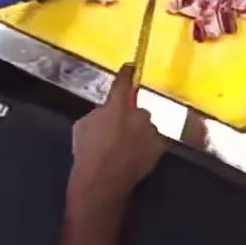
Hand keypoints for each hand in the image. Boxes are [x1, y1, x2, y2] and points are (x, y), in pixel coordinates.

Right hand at [69, 63, 165, 200]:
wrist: (104, 179)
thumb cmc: (88, 152)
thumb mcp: (84, 125)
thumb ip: (101, 113)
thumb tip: (109, 112)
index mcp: (118, 107)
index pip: (123, 84)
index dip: (126, 74)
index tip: (131, 66)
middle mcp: (139, 115)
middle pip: (137, 111)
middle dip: (130, 119)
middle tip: (118, 134)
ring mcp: (152, 131)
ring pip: (146, 128)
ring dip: (139, 134)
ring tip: (126, 150)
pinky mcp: (161, 147)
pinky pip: (154, 142)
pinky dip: (147, 146)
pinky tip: (136, 156)